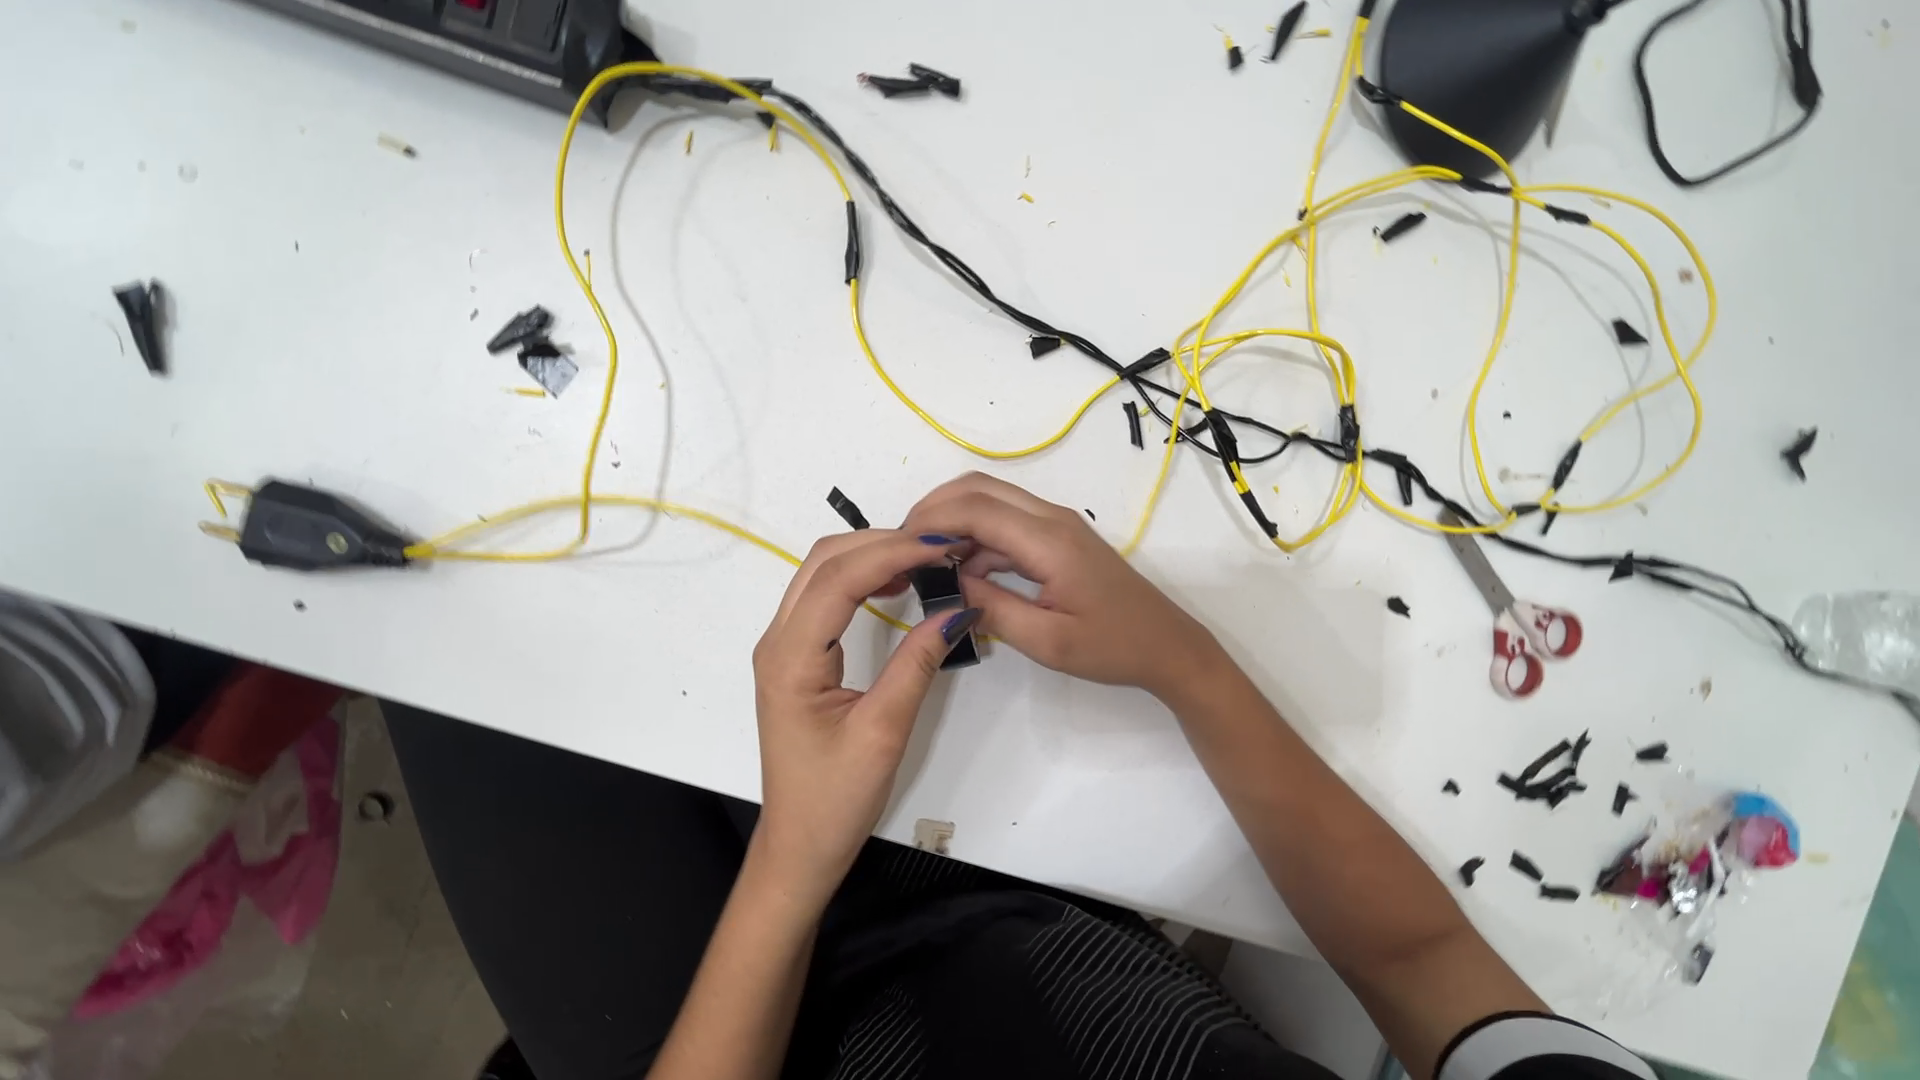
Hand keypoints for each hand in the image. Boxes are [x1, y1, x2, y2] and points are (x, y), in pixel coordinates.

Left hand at [750, 529, 979, 903]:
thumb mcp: (884, 732)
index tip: (943, 547)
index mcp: (791, 658)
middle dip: (882, 542)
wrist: (799, 844)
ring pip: (822, 573)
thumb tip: (956, 609)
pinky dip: (861, 578)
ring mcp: (782, 646)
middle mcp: (778, 641)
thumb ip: (917, 664)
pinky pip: (824, 596)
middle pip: (824, 561)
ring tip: (926, 560)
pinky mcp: (795, 656)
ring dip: (871, 556)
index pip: (839, 578)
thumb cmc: (837, 798)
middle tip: (940, 547)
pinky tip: (896, 587)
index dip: (892, 552)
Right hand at [902, 473, 1224, 701]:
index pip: (974, 509)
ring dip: (953, 522)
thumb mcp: (1046, 641)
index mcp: (1048, 540)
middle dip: (933, 510)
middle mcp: (1051, 518)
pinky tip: (960, 572)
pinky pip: (1005, 522)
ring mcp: (1056, 524)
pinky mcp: (1058, 537)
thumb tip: (946, 583)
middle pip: (978, 488)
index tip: (897, 549)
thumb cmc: (1112, 647)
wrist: (1168, 646)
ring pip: (990, 500)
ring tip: (924, 564)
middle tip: (903, 548)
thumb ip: (991, 609)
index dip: (929, 521)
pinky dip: (974, 537)